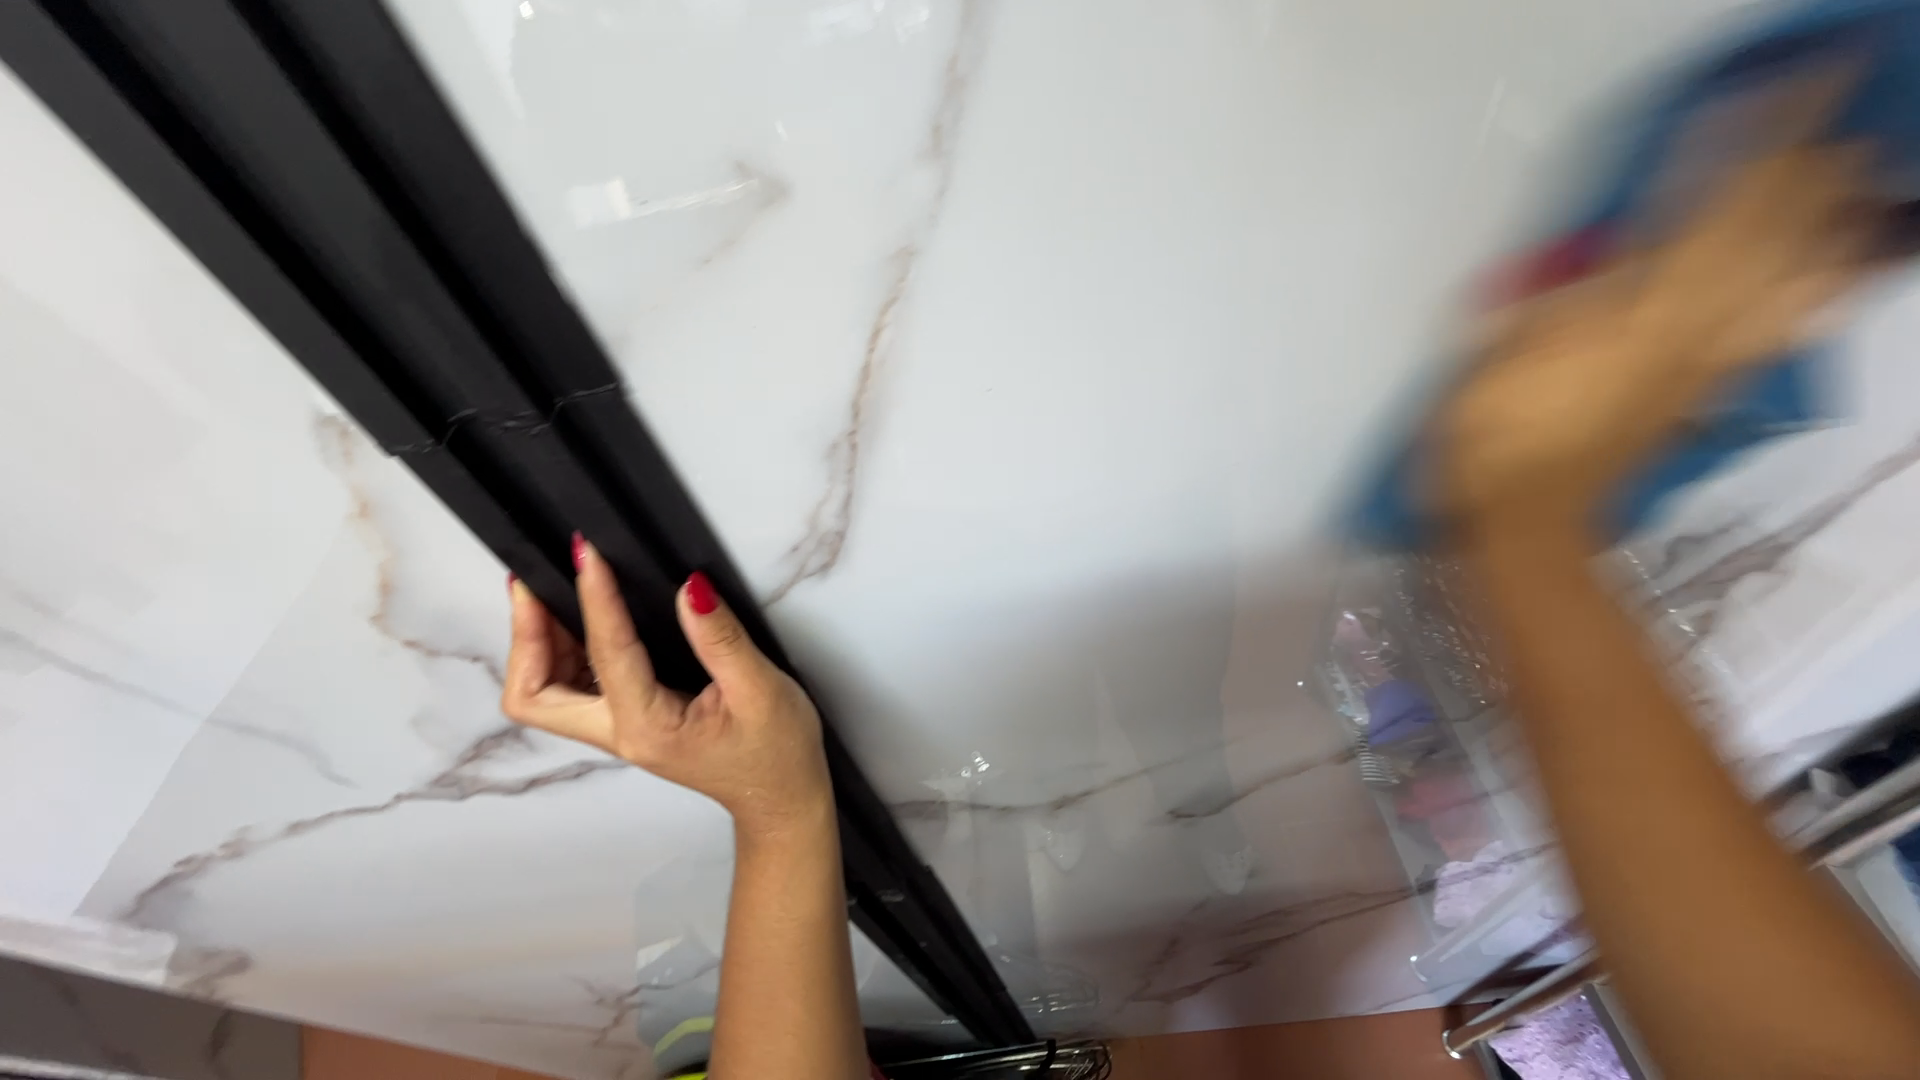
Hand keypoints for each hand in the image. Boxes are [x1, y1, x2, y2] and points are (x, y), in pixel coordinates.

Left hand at [501, 537, 832, 837]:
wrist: (781, 798)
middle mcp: (621, 734)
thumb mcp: (761, 689)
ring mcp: (620, 734)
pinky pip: (572, 692)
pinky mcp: (630, 726)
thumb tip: (689, 589)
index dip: (596, 598)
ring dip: (535, 646)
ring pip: (545, 697)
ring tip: (550, 594)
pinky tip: (584, 623)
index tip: (588, 554)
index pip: (608, 653)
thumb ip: (721, 639)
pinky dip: (560, 655)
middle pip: (534, 697)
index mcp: (650, 727)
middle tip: (535, 585)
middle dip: (525, 638)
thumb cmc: (777, 749)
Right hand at [1441, 83, 1873, 530]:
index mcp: (1625, 323)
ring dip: (1821, 222)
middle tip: (1823, 106)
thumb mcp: (1489, 372)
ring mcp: (1697, 365)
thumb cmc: (1490, 448)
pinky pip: (1767, 333)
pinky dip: (1807, 295)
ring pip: (1782, 282)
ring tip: (1848, 171)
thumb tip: (1586, 280)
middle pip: (1758, 240)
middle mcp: (1681, 335)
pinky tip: (1826, 273)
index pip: (1698, 218)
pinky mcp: (1694, 391)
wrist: (1525, 521)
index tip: (1774, 92)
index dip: (1740, 152)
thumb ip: (1541, 318)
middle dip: (1795, 170)